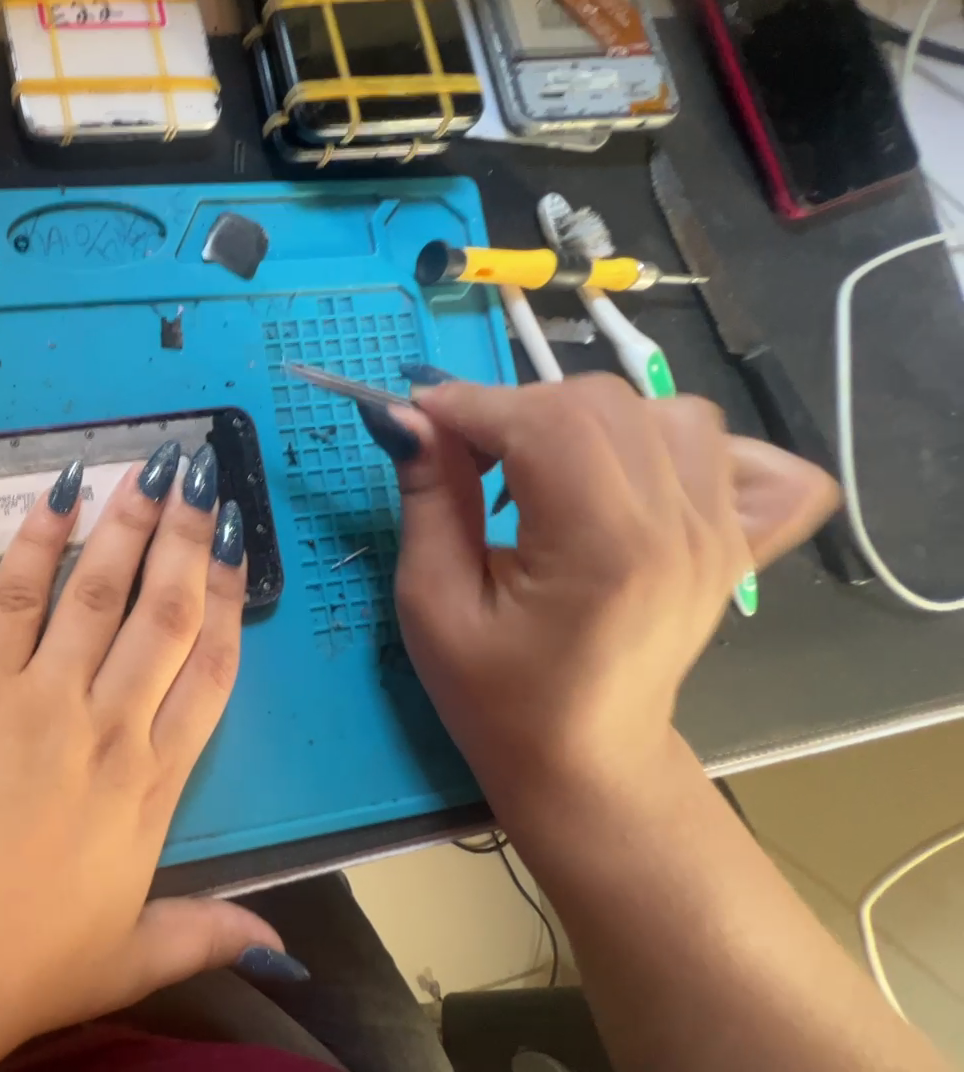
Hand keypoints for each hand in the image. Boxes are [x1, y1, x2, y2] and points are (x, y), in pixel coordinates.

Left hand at [0, 439, 290, 1061]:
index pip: (211, 674)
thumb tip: (285, 956)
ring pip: (100, 594)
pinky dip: (38, 542)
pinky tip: (61, 492)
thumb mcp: (129, 956)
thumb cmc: (23, 957)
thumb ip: (207, 935)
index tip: (239, 548)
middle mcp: (111, 726)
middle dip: (188, 540)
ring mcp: (43, 697)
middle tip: (203, 477)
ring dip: (129, 525)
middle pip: (165, 615)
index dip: (231, 603)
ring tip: (151, 468)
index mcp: (153, 785)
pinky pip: (15, 598)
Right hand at [368, 374, 838, 795]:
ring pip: (669, 414)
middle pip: (605, 404)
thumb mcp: (431, 599)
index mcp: (602, 549)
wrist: (579, 757)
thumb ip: (428, 499)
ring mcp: (723, 535)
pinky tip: (637, 476)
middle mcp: (680, 529)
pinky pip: (752, 460)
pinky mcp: (740, 544)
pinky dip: (691, 447)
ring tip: (536, 469)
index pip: (548, 422)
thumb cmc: (489, 692)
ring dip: (586, 421)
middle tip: (462, 453)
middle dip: (515, 408)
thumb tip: (407, 418)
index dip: (472, 403)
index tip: (416, 417)